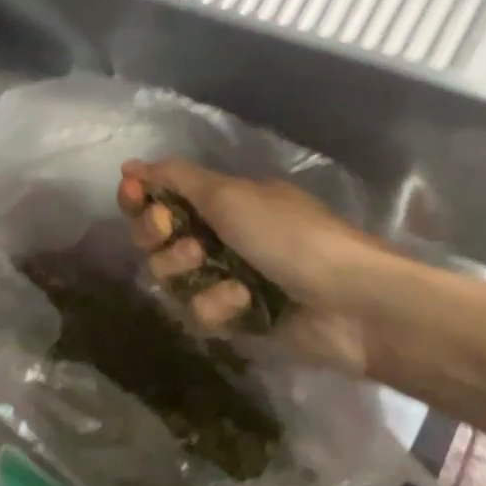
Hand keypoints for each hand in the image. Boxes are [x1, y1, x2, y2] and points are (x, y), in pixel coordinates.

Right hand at [118, 158, 392, 372]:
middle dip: (154, 233)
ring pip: (169, 275)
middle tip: (170, 233)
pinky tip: (243, 301)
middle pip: (155, 236)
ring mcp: (224, 279)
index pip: (161, 196)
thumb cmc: (290, 236)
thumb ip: (176, 178)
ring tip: (211, 265)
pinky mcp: (234, 320)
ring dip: (183, 268)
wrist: (353, 303)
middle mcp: (218, 237)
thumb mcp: (231, 194)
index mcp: (221, 202)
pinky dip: (216, 304)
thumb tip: (132, 165)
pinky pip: (197, 311)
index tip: (132, 191)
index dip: (140, 195)